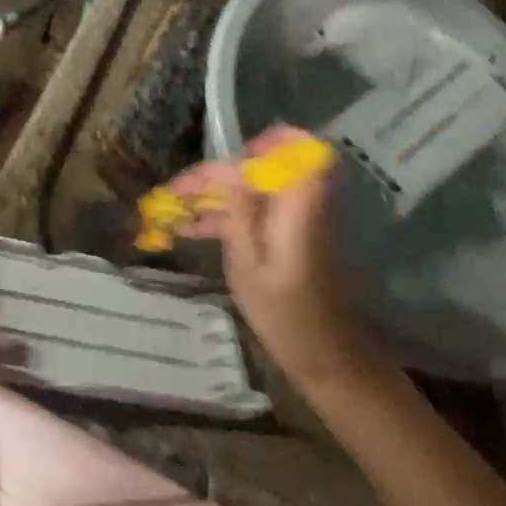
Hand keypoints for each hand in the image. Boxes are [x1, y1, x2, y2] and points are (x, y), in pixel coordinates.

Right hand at [173, 124, 370, 388]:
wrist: (329, 361)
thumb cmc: (288, 320)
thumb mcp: (250, 270)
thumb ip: (240, 216)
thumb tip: (230, 173)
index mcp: (299, 210)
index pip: (293, 154)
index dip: (263, 145)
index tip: (229, 156)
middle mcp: (303, 207)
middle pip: (267, 166)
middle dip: (221, 172)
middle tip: (181, 190)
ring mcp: (297, 223)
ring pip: (255, 189)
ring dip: (217, 193)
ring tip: (176, 207)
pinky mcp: (291, 238)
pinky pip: (256, 211)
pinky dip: (226, 214)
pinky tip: (191, 228)